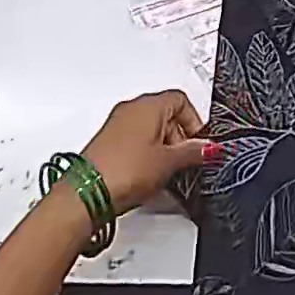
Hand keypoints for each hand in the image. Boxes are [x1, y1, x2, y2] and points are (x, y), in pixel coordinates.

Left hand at [81, 91, 212, 214]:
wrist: (86, 195)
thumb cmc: (123, 170)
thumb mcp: (169, 162)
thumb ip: (193, 152)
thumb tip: (208, 147)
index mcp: (148, 105)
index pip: (181, 100)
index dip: (194, 121)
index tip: (199, 142)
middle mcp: (130, 110)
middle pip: (166, 114)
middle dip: (180, 137)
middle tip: (185, 159)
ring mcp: (116, 126)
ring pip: (150, 129)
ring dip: (163, 147)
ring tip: (166, 172)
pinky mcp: (107, 144)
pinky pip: (135, 142)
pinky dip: (146, 154)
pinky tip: (149, 176)